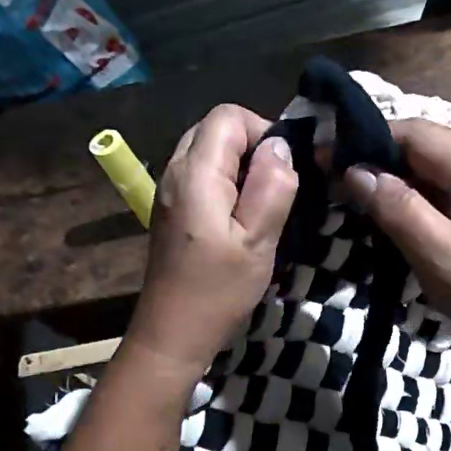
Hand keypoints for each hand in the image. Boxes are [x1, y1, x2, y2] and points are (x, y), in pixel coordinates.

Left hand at [126, 104, 297, 374]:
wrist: (172, 335)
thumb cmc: (217, 290)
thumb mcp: (257, 239)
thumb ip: (272, 185)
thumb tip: (279, 146)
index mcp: (194, 173)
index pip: (228, 116)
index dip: (262, 130)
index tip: (283, 170)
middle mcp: (173, 174)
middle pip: (214, 131)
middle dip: (251, 148)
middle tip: (274, 189)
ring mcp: (167, 195)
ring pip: (206, 155)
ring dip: (238, 170)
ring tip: (259, 209)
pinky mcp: (169, 214)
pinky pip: (198, 180)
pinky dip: (223, 187)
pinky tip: (237, 223)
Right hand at [342, 119, 450, 346]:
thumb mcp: (439, 258)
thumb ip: (398, 211)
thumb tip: (354, 172)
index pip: (417, 135)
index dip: (368, 140)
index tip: (325, 157)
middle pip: (421, 142)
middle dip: (373, 154)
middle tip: (327, 174)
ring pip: (424, 161)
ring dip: (385, 172)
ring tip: (344, 188)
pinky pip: (434, 181)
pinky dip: (402, 188)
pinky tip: (377, 202)